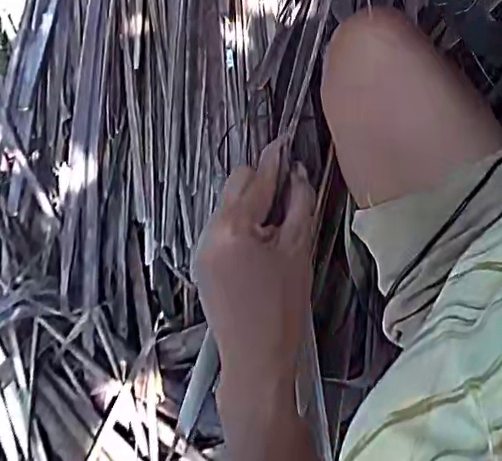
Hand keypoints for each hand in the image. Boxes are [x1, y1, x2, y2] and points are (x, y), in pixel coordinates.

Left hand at [192, 138, 316, 385]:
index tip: (284, 140)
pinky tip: (262, 241)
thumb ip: (299, 201)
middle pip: (236, 182)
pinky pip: (223, 224)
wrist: (256, 361)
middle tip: (289, 190)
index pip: (258, 178)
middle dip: (262, 180)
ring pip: (229, 202)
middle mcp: (210, 232)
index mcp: (233, 227)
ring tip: (277, 225)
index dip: (275, 158)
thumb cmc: (282, 307)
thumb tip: (296, 172)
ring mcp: (202, 248)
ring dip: (252, 202)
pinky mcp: (202, 262)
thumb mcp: (298, 248)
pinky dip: (242, 221)